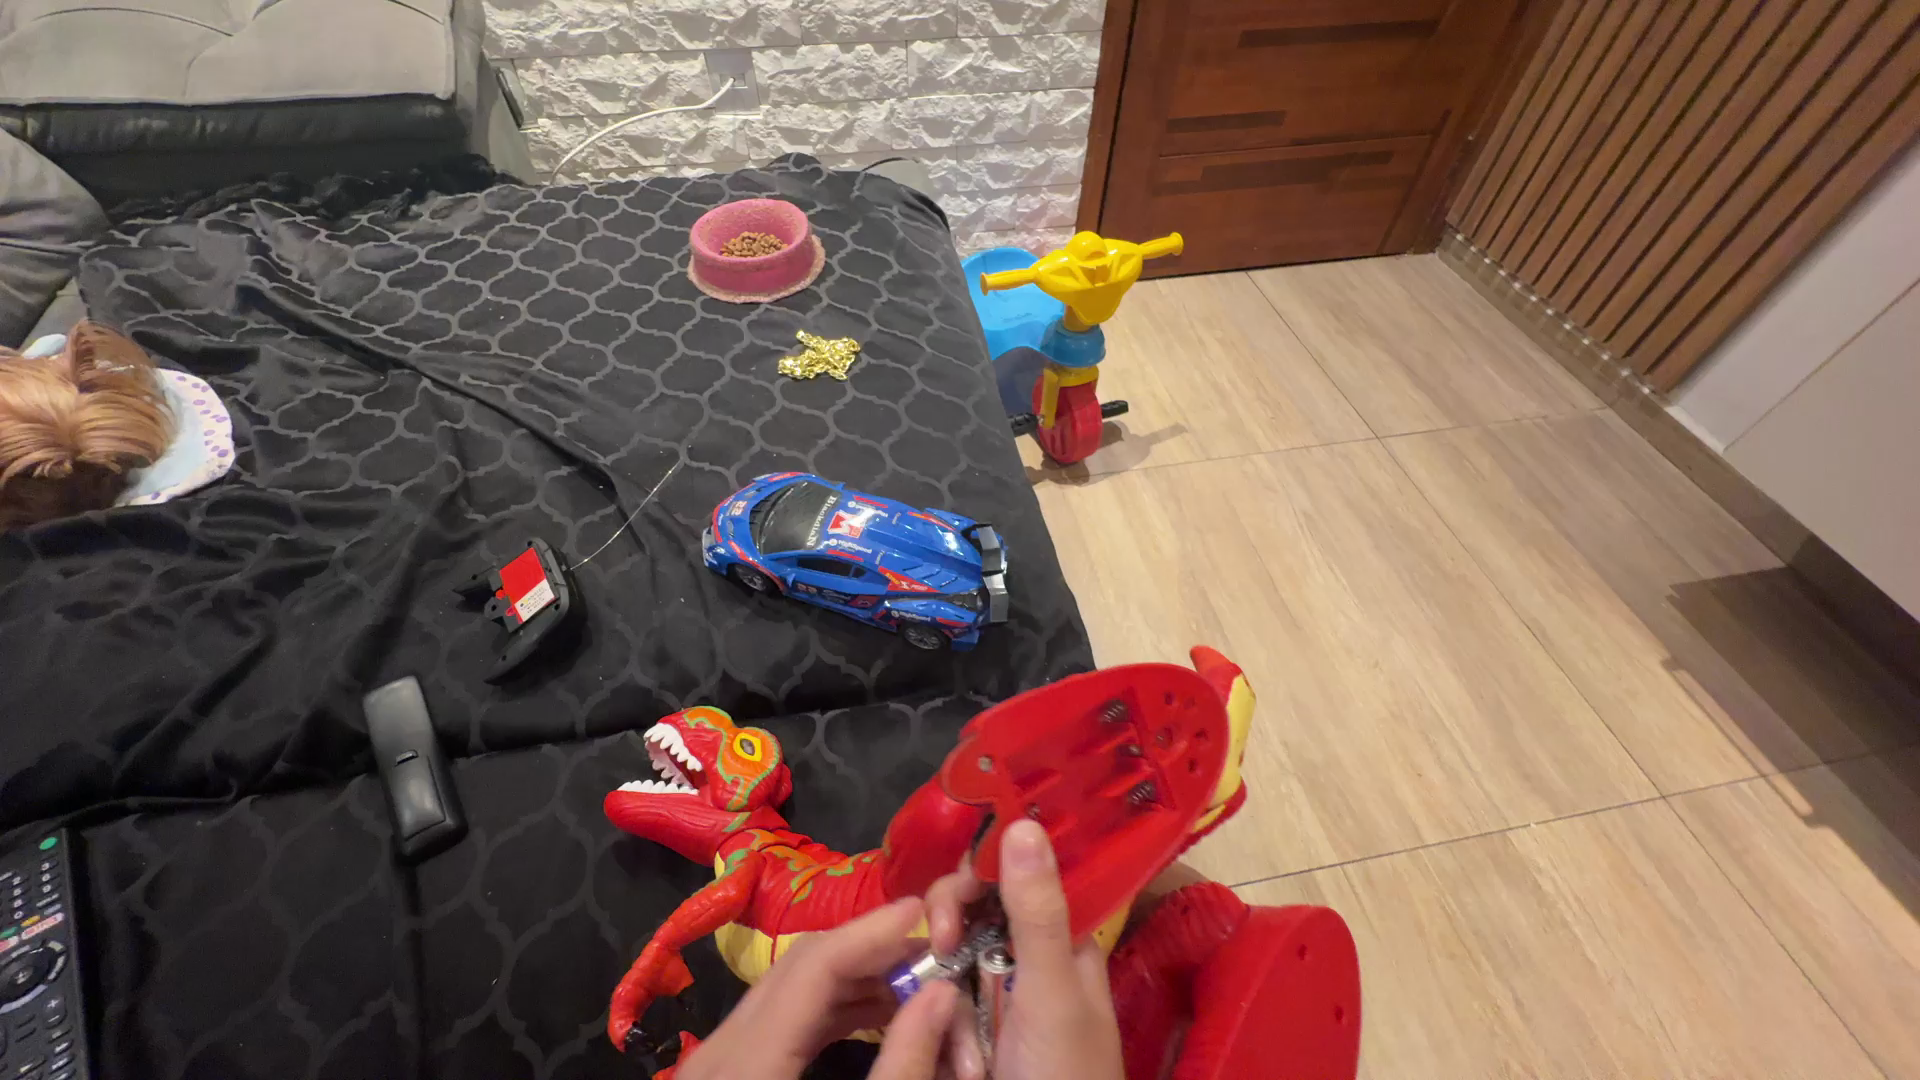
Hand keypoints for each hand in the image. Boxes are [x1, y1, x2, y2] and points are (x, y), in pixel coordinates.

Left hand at [675, 897, 959, 1079]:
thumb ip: (901, 1069)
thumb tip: (940, 993)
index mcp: (744, 1071)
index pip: (812, 970)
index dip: (871, 933)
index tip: (924, 912)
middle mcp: (721, 1055)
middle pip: (799, 968)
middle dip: (870, 947)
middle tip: (932, 941)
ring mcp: (720, 1063)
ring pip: (792, 987)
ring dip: (856, 974)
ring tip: (916, 975)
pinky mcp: (732, 1073)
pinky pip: (786, 1017)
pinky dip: (835, 1004)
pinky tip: (876, 1010)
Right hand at [925, 819, 1124, 1079]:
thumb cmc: (1063, 1076)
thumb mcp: (1053, 993)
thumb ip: (1037, 911)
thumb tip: (1023, 818)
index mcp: (1061, 936)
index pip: (1018, 870)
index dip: (986, 863)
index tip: (962, 880)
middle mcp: (1025, 954)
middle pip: (973, 904)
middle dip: (951, 924)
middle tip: (942, 947)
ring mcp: (993, 993)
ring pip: (947, 954)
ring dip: (946, 999)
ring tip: (968, 1049)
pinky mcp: (966, 1029)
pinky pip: (935, 1004)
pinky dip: (941, 1034)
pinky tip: (957, 1065)